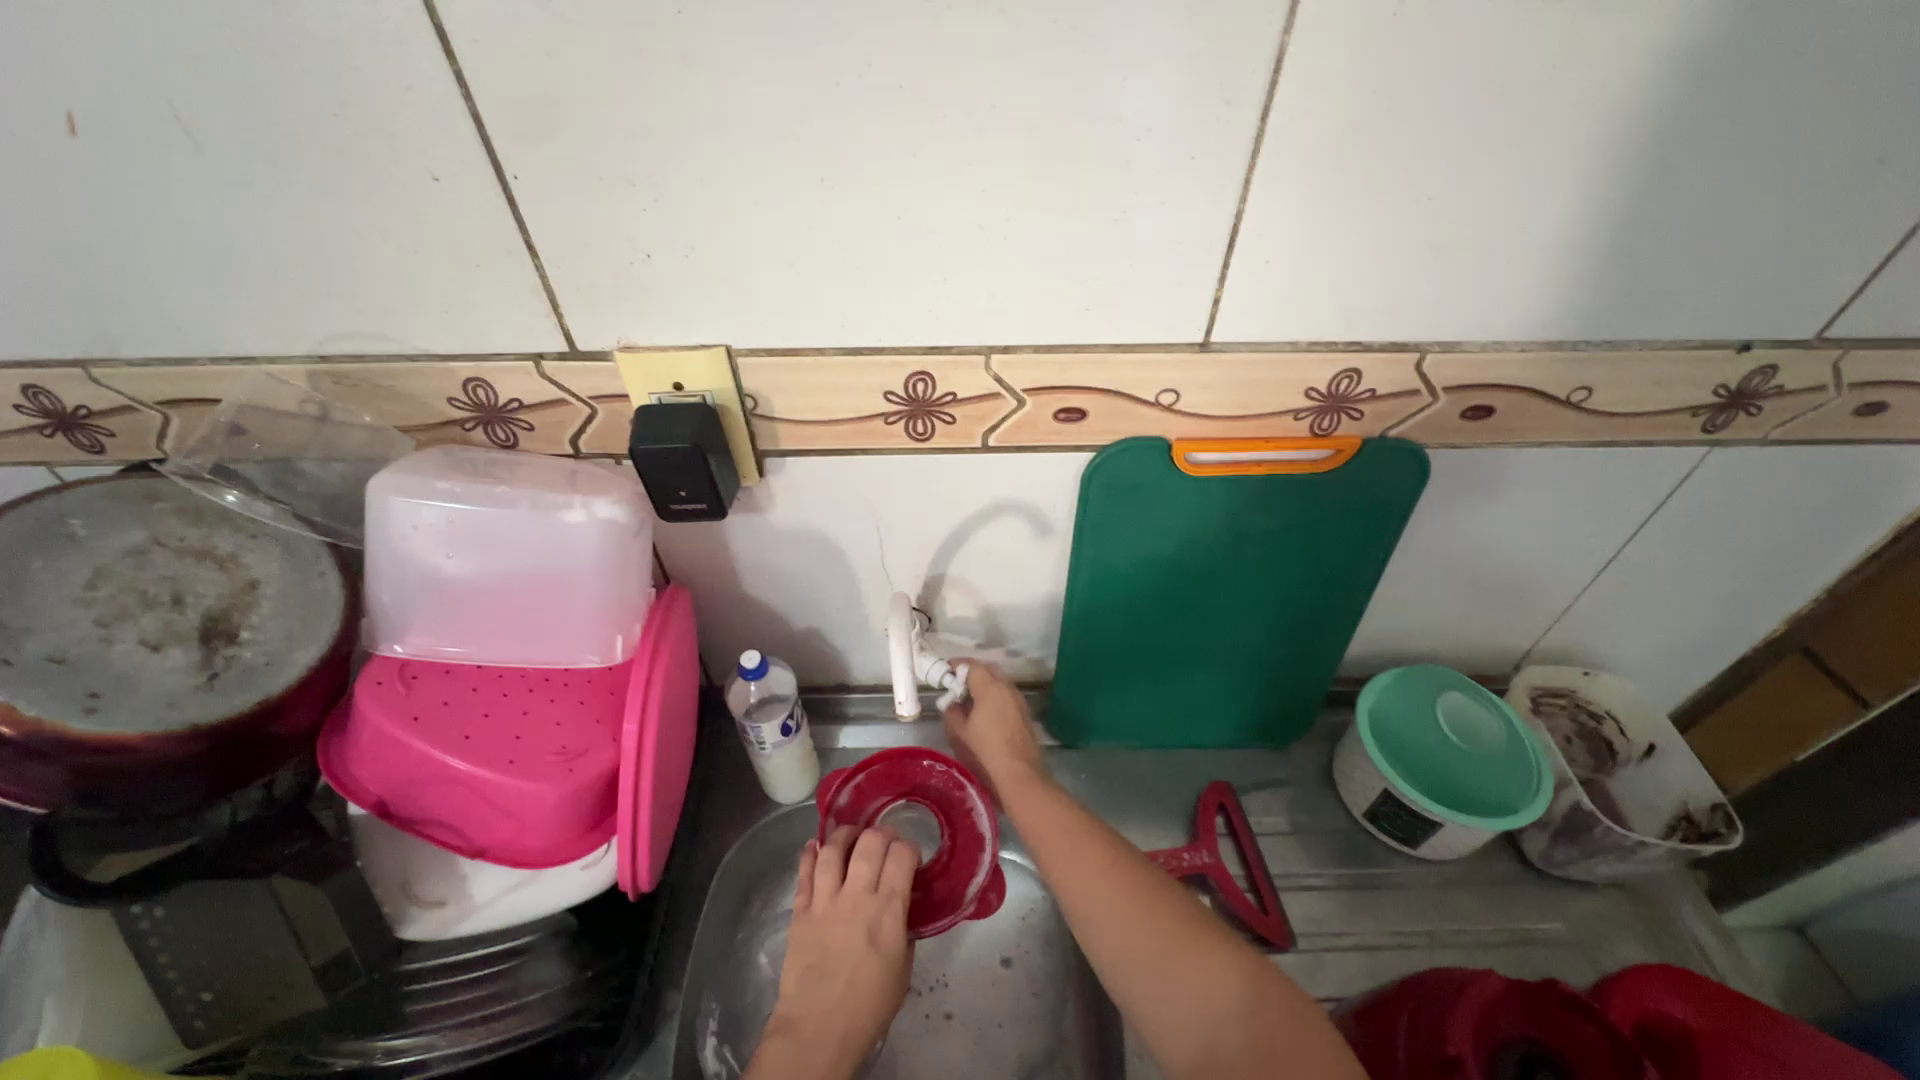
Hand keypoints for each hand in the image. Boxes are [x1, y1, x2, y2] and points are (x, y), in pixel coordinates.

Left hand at [751, 826, 917, 1079]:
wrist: (819, 1027)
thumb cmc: (869, 1006)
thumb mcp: (903, 969)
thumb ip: (903, 931)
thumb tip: (901, 911)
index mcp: (888, 910)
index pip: (902, 856)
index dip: (909, 847)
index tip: (911, 855)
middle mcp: (857, 896)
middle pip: (870, 842)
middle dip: (881, 832)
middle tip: (885, 838)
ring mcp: (825, 900)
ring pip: (834, 849)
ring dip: (845, 834)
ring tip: (851, 834)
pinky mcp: (800, 910)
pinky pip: (805, 872)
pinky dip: (810, 853)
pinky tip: (815, 846)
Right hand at [943, 663, 1046, 798]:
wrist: (1019, 772)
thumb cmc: (985, 751)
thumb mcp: (959, 732)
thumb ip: (952, 711)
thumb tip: (952, 702)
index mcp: (989, 688)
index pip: (972, 666)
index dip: (957, 665)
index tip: (947, 671)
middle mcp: (1007, 688)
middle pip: (989, 670)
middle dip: (972, 673)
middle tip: (958, 685)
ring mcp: (1019, 699)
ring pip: (1001, 682)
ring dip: (986, 684)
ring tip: (972, 700)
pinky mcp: (1025, 712)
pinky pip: (1008, 695)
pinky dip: (996, 696)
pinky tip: (988, 713)